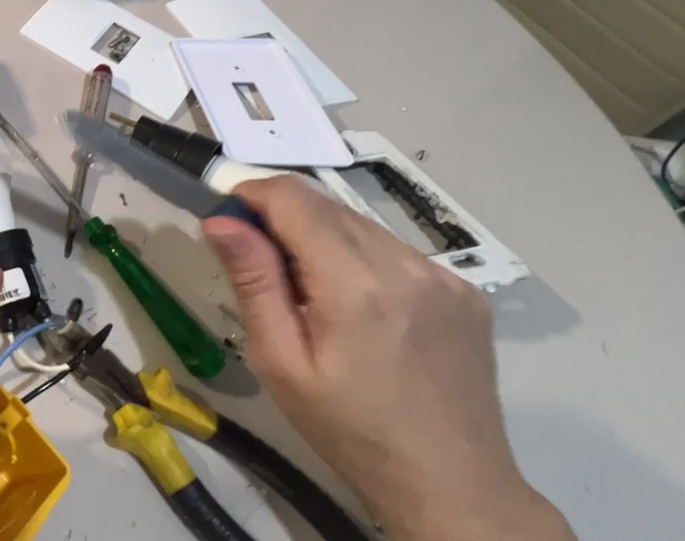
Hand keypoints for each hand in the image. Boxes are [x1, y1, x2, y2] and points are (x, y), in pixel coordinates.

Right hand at [204, 176, 573, 540]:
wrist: (454, 487)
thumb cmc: (350, 430)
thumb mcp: (280, 362)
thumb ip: (253, 281)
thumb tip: (220, 221)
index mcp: (356, 285)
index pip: (292, 198)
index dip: (251, 196)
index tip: (228, 224)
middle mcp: (406, 266)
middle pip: (323, 205)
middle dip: (281, 220)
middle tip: (263, 270)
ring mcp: (443, 277)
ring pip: (358, 223)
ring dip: (321, 238)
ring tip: (312, 295)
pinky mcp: (464, 290)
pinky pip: (393, 248)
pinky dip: (360, 258)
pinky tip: (360, 307)